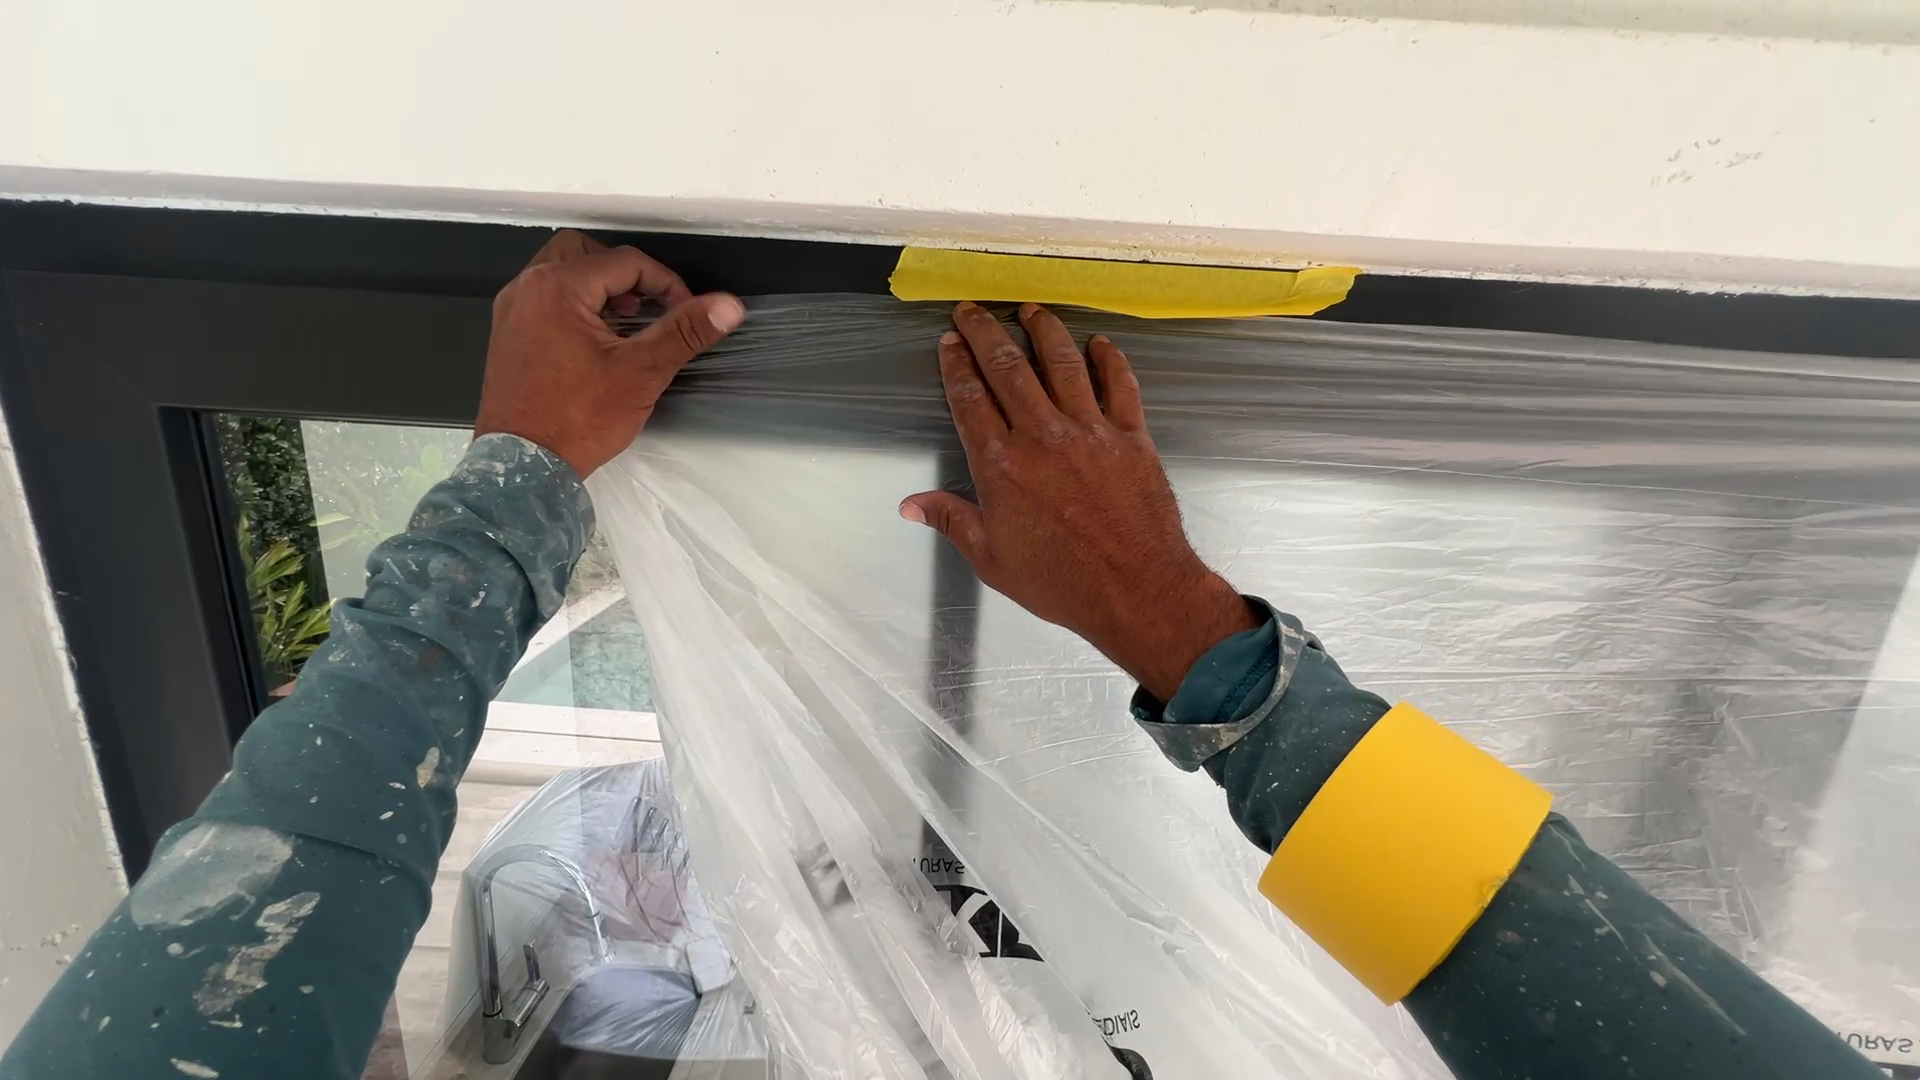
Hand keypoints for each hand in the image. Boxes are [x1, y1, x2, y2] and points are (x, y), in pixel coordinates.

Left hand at [474, 230, 744, 476]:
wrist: (526, 463)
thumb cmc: (581, 418)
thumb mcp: (643, 372)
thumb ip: (685, 332)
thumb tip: (729, 306)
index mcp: (558, 288)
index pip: (625, 262)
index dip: (667, 284)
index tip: (687, 315)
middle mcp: (528, 287)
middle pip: (585, 252)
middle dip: (627, 274)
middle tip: (653, 307)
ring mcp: (513, 310)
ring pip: (563, 273)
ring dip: (602, 287)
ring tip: (630, 322)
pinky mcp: (510, 333)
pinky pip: (547, 298)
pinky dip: (578, 304)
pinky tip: (601, 340)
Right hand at [900, 302, 1259, 700]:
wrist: (1136, 590)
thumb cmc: (1060, 582)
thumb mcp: (992, 559)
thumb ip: (952, 521)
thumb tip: (910, 505)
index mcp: (1001, 465)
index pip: (969, 399)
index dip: (955, 365)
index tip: (948, 343)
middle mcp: (1041, 435)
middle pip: (1007, 367)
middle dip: (984, 332)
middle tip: (972, 310)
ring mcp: (1090, 430)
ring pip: (1062, 362)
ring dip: (1043, 330)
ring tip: (1030, 309)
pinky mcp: (1131, 435)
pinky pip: (1120, 384)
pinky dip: (1109, 359)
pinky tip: (1100, 344)